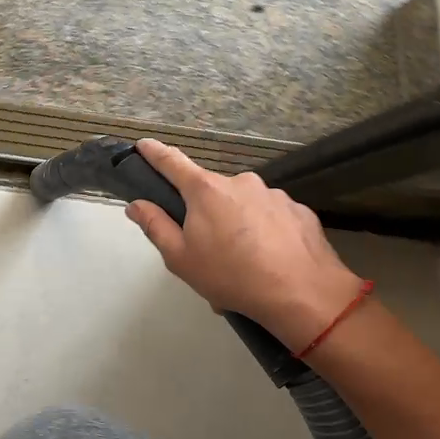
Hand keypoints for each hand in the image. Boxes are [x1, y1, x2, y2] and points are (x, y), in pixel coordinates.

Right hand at [125, 139, 363, 349]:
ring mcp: (273, 194)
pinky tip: (271, 260)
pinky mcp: (299, 210)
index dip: (155, 153)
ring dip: (239, 226)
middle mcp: (239, 182)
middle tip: (209, 252)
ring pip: (244, 207)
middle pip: (212, 192)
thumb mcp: (181, 259)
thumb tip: (136, 205)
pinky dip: (267, 233)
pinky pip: (272, 217)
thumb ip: (156, 227)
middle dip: (207, 215)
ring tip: (244, 265)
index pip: (172, 162)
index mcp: (206, 190)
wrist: (303, 294)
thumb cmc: (232, 276)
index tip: (144, 144)